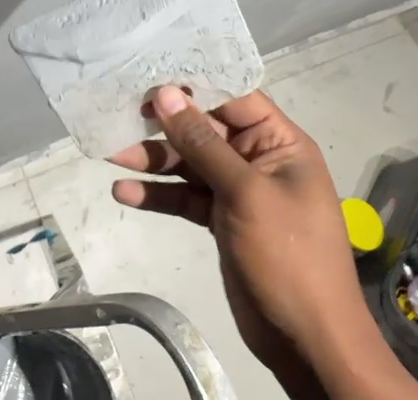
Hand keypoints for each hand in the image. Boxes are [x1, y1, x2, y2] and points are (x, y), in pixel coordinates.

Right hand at [110, 86, 417, 399]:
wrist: (308, 340)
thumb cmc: (288, 255)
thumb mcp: (245, 192)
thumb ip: (202, 143)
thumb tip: (166, 93)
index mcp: (280, 143)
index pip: (234, 97)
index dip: (193, 85)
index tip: (150, 76)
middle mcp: (259, 160)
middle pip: (205, 129)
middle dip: (163, 125)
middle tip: (119, 113)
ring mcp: (239, 191)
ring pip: (189, 164)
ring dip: (153, 160)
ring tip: (108, 154)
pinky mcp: (221, 220)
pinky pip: (185, 197)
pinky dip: (158, 195)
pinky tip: (125, 193)